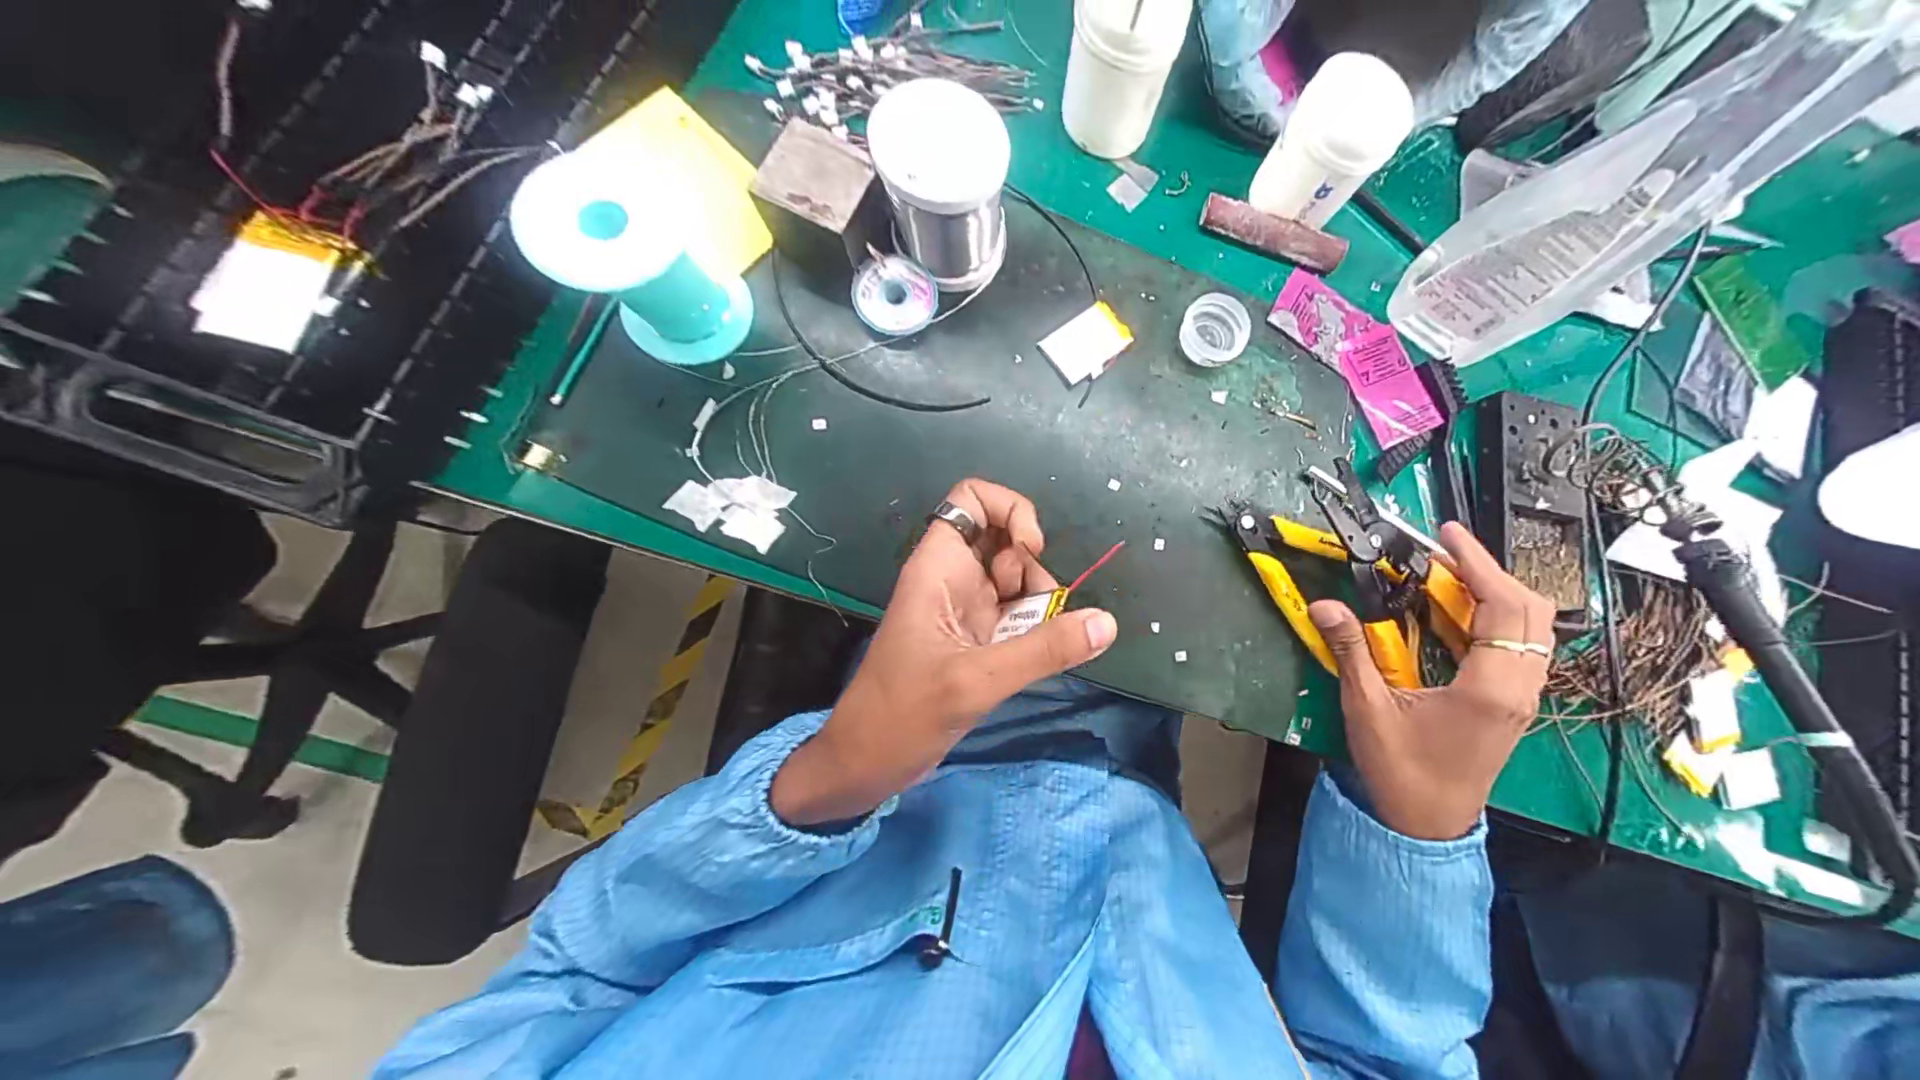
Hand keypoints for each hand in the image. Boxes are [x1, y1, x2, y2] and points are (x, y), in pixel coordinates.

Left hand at [772, 479, 1119, 824]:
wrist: (867, 761)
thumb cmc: (904, 713)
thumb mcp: (976, 681)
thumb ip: (1043, 650)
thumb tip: (1107, 623)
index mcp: (938, 567)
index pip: (971, 499)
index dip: (1009, 509)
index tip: (1030, 551)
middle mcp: (953, 578)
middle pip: (1005, 537)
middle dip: (1031, 565)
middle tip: (1031, 611)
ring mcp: (965, 609)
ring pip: (1016, 578)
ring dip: (1038, 602)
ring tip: (1033, 641)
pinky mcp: (975, 639)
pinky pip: (1016, 614)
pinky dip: (1035, 627)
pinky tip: (1039, 654)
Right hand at [1307, 522, 1555, 839]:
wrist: (1428, 822)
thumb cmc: (1401, 768)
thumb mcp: (1369, 707)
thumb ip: (1352, 651)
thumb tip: (1326, 606)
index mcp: (1490, 686)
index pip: (1501, 606)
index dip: (1477, 562)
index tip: (1447, 534)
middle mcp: (1520, 687)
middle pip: (1530, 609)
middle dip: (1489, 571)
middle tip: (1442, 553)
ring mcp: (1522, 696)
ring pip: (1532, 627)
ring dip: (1494, 593)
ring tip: (1449, 576)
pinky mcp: (1512, 703)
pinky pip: (1520, 645)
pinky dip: (1494, 618)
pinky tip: (1456, 614)